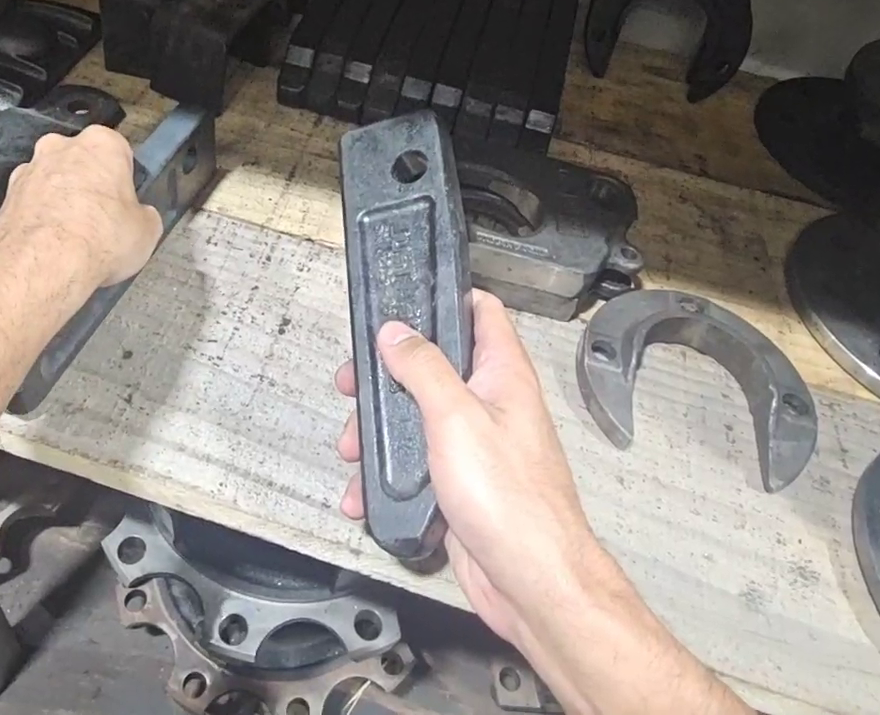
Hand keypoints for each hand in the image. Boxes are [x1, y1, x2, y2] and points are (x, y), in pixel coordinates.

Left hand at [0, 125, 161, 288]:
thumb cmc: (101, 238)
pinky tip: (50, 246)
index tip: (125, 202)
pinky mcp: (5, 198)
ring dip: (61, 201)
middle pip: (80, 162)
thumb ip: (144, 215)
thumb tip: (139, 218)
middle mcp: (60, 147)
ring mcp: (28, 170)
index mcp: (101, 143)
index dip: (123, 180)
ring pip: (52, 181)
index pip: (119, 152)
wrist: (42, 265)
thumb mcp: (148, 230)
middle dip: (88, 184)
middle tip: (101, 219)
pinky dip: (39, 220)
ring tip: (73, 238)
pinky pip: (30, 205)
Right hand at [333, 290, 602, 650]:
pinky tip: (364, 491)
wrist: (529, 581)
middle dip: (389, 373)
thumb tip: (397, 331)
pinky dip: (387, 473)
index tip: (406, 299)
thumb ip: (424, 368)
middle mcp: (490, 402)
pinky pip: (416, 464)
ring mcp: (474, 443)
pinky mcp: (459, 482)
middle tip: (356, 380)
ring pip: (417, 417)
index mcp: (502, 374)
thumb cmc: (511, 499)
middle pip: (434, 365)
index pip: (481, 312)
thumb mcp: (455, 417)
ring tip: (350, 446)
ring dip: (380, 430)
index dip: (446, 297)